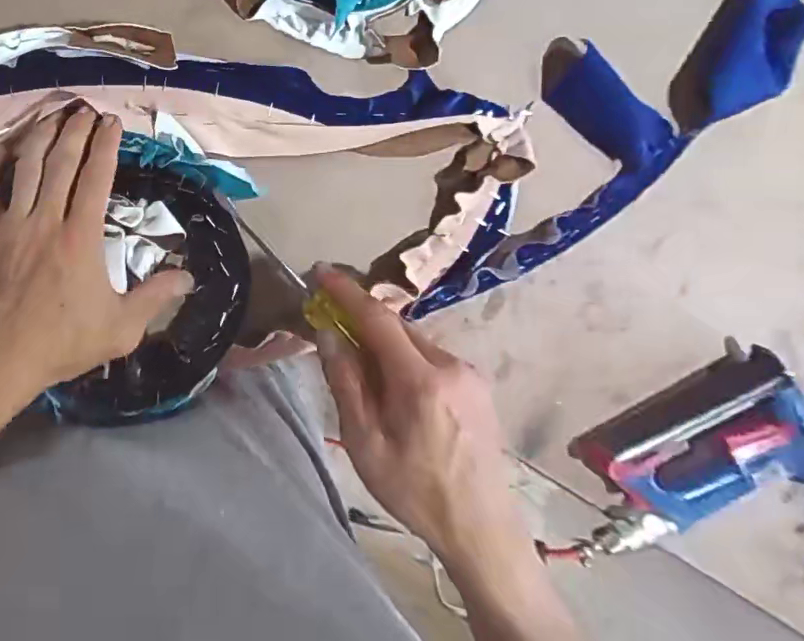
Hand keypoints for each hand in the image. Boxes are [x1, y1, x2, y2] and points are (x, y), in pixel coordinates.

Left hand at [0, 106, 193, 409]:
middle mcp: (46, 220)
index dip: (106, 145)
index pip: (96, 177)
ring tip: (51, 117)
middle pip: (61, 162)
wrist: (1, 359)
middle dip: (75, 131)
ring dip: (39, 138)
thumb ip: (155, 297)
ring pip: (25, 168)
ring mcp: (10, 225)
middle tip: (85, 110)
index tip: (112, 123)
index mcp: (80, 236)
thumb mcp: (121, 328)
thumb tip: (188, 276)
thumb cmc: (63, 343)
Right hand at [312, 264, 530, 569]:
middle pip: (396, 326)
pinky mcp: (477, 388)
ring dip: (382, 341)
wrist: (482, 531)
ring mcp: (470, 376)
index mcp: (421, 380)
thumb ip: (345, 381)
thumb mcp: (364, 441)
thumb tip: (328, 333)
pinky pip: (430, 357)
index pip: (377, 317)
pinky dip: (403, 356)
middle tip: (329, 323)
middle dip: (360, 318)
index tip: (321, 272)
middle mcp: (451, 367)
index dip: (346, 291)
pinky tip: (393, 385)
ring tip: (360, 367)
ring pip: (414, 341)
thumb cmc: (414, 489)